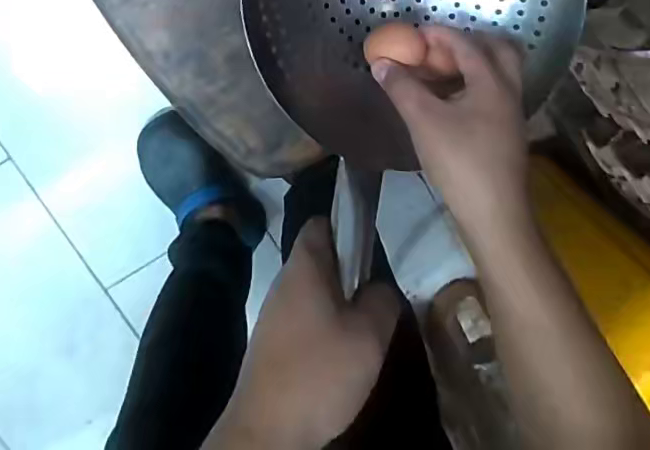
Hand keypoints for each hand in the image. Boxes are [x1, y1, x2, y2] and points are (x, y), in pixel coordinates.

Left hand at [205, 219, 400, 449]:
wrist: (267, 427)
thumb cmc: (319, 371)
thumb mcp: (368, 336)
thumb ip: (382, 300)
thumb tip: (380, 287)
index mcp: (304, 264)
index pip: (321, 222)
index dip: (347, 226)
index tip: (371, 248)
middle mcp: (284, 278)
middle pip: (320, 259)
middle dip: (349, 273)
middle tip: (376, 298)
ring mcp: (274, 310)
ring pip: (314, 292)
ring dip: (338, 305)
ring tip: (364, 330)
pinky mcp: (272, 340)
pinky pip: (304, 319)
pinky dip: (324, 328)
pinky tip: (341, 356)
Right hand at [372, 27, 532, 245]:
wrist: (494, 216)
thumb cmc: (460, 161)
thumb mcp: (423, 120)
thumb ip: (401, 86)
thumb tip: (381, 63)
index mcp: (492, 82)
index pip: (466, 44)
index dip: (438, 34)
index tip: (413, 35)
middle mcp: (508, 92)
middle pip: (498, 50)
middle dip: (468, 42)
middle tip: (437, 47)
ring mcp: (511, 115)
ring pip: (498, 74)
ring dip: (471, 64)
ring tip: (439, 71)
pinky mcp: (507, 134)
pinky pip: (493, 93)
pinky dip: (473, 85)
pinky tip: (449, 100)